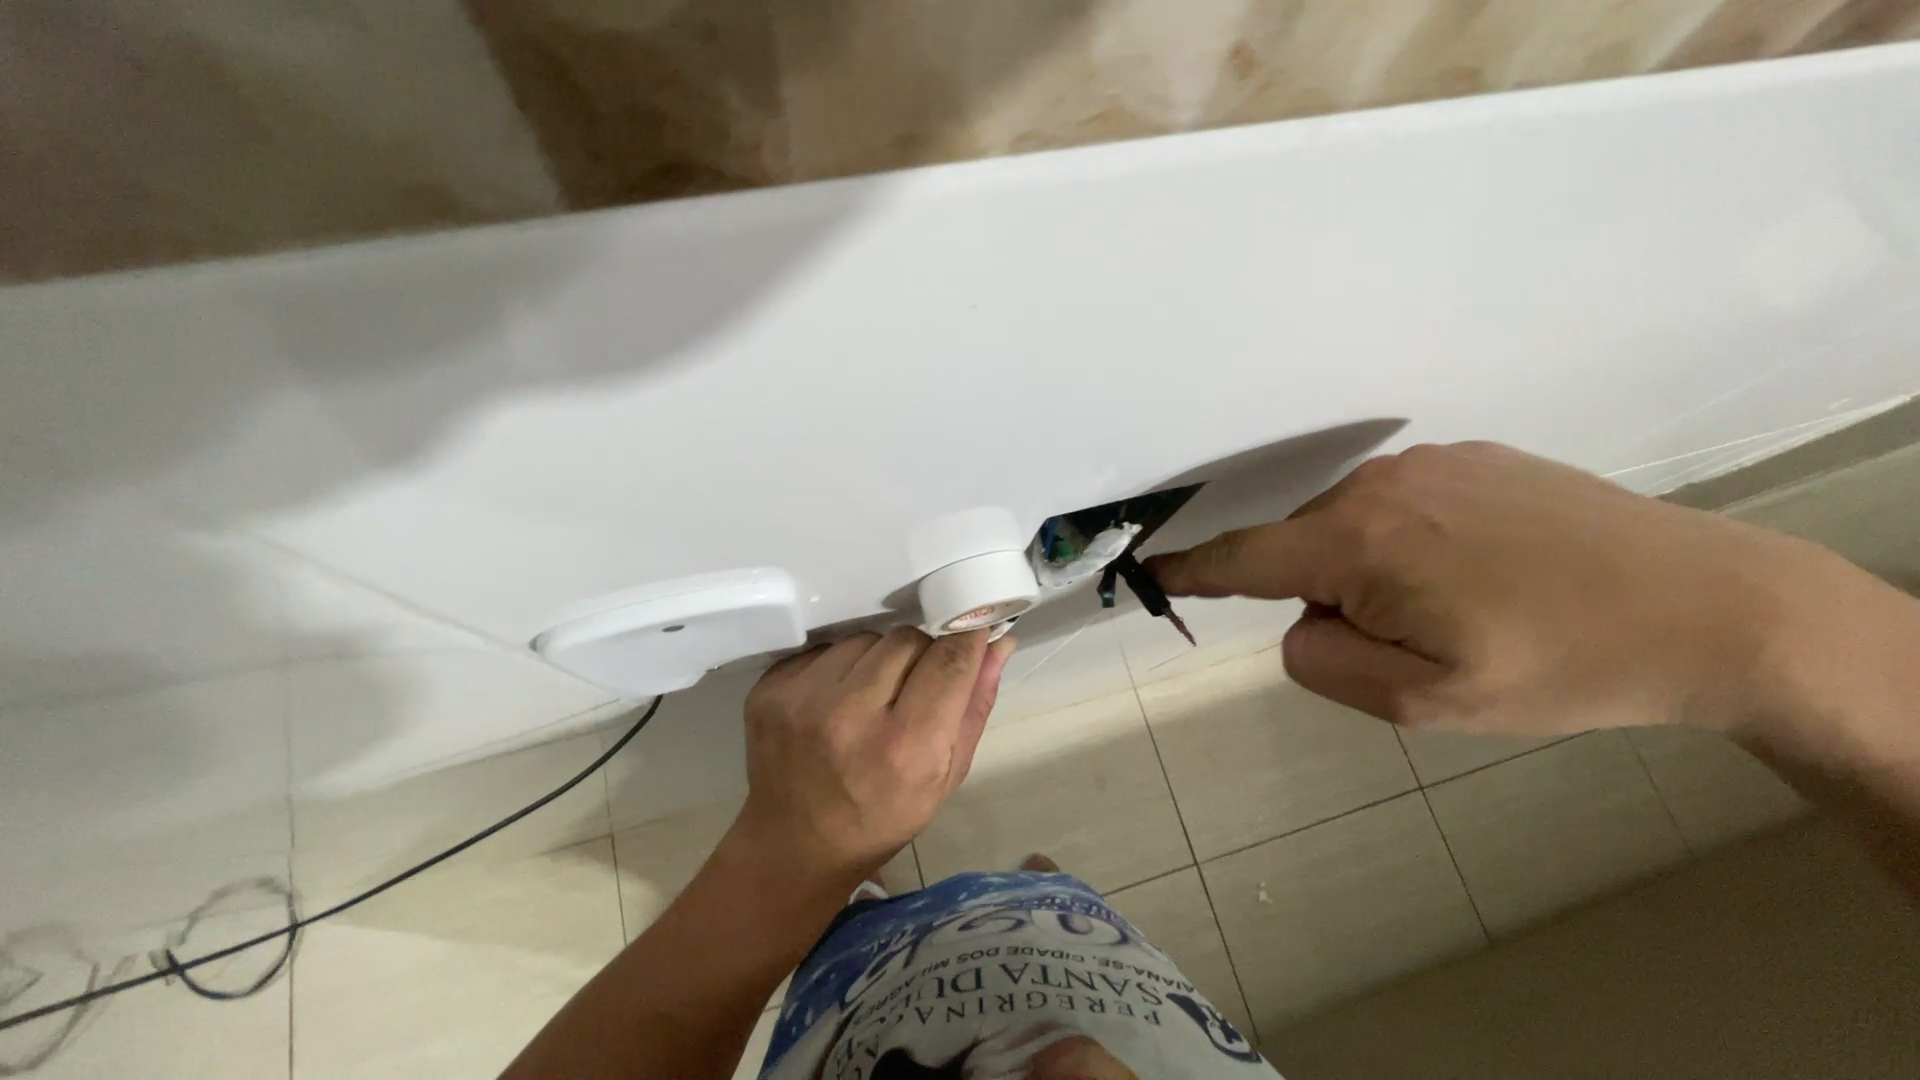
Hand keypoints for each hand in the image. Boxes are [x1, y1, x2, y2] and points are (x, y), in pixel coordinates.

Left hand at [734, 627, 1014, 885]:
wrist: (794, 844)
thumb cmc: (883, 818)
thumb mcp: (945, 777)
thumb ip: (975, 706)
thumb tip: (999, 642)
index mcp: (905, 747)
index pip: (950, 659)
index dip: (967, 641)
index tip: (973, 632)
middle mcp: (850, 715)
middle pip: (907, 640)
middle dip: (921, 655)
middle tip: (914, 689)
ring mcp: (803, 699)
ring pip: (866, 639)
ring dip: (879, 660)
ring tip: (871, 699)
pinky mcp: (771, 688)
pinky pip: (826, 649)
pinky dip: (840, 667)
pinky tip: (836, 703)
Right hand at [1146, 441, 1891, 738]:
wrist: (1711, 608)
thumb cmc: (1559, 667)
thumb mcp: (1424, 701)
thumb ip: (1325, 662)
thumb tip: (1300, 622)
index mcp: (1357, 544)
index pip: (1242, 560)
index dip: (1190, 569)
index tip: (1148, 568)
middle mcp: (1378, 486)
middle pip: (1302, 550)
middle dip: (1324, 596)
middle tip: (1414, 646)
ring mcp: (1430, 463)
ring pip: (1352, 528)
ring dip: (1372, 570)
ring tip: (1465, 609)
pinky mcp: (1475, 457)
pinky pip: (1402, 505)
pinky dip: (1411, 542)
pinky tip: (1488, 572)